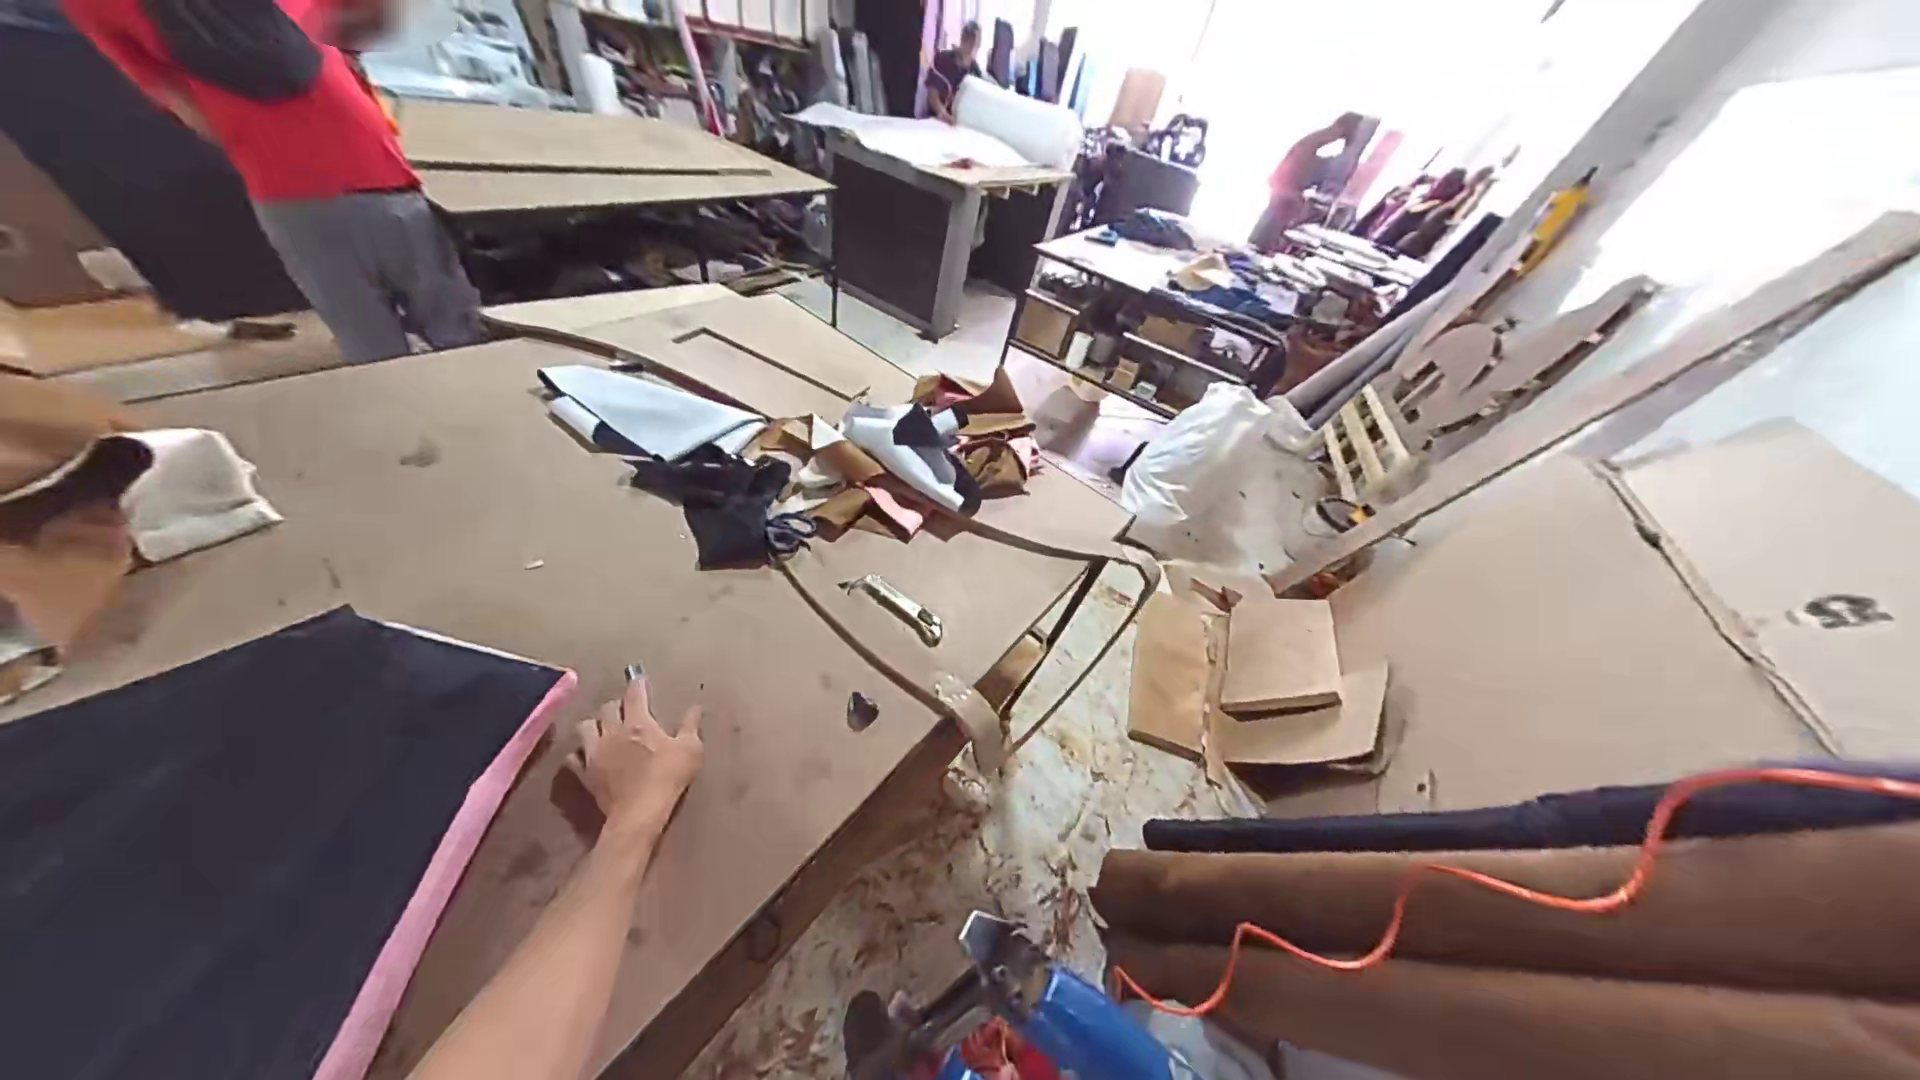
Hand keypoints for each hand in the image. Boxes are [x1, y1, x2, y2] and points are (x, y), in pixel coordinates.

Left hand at [571, 679, 702, 838]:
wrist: (638, 814)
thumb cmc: (668, 777)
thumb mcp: (690, 749)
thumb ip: (690, 725)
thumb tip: (695, 707)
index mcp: (639, 723)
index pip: (634, 694)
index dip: (637, 684)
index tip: (639, 679)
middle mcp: (612, 732)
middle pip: (607, 707)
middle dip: (616, 704)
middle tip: (626, 709)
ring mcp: (594, 753)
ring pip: (584, 727)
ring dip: (595, 724)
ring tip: (604, 728)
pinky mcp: (584, 773)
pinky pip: (573, 756)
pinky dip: (580, 752)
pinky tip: (589, 754)